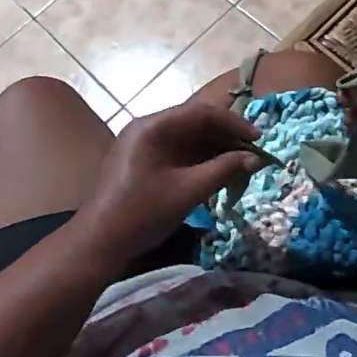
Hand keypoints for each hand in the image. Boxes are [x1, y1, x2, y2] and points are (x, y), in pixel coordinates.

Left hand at [74, 102, 266, 263]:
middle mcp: (147, 127)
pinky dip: (201, 159)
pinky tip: (219, 172)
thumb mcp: (188, 191)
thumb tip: (255, 159)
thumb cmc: (142, 213)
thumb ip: (223, 170)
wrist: (98, 243)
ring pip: (189, 137)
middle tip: (253, 153)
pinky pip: (179, 151)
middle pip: (195, 122)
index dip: (234, 123)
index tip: (258, 139)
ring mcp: (144, 144)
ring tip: (241, 164)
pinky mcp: (144, 160)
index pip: (202, 113)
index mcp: (154, 127)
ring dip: (216, 149)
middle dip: (227, 136)